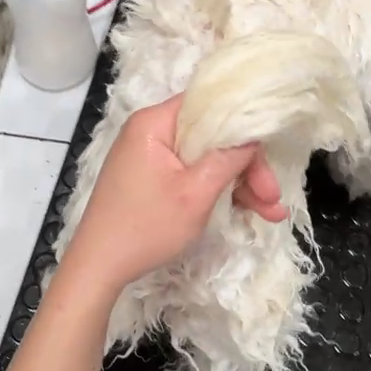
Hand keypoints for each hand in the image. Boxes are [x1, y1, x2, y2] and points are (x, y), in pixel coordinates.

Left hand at [65, 94, 286, 288]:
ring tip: (270, 214)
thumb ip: (229, 158)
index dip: (244, 124)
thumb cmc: (145, 226)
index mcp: (155, 122)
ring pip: (205, 158)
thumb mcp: (195, 193)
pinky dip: (216, 190)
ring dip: (238, 183)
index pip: (209, 104)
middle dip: (247, 166)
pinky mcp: (150, 178)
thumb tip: (254, 134)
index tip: (270, 152)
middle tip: (272, 197)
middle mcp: (150, 131)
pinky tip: (245, 211)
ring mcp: (149, 155)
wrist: (98, 266)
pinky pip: (190, 173)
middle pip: (211, 135)